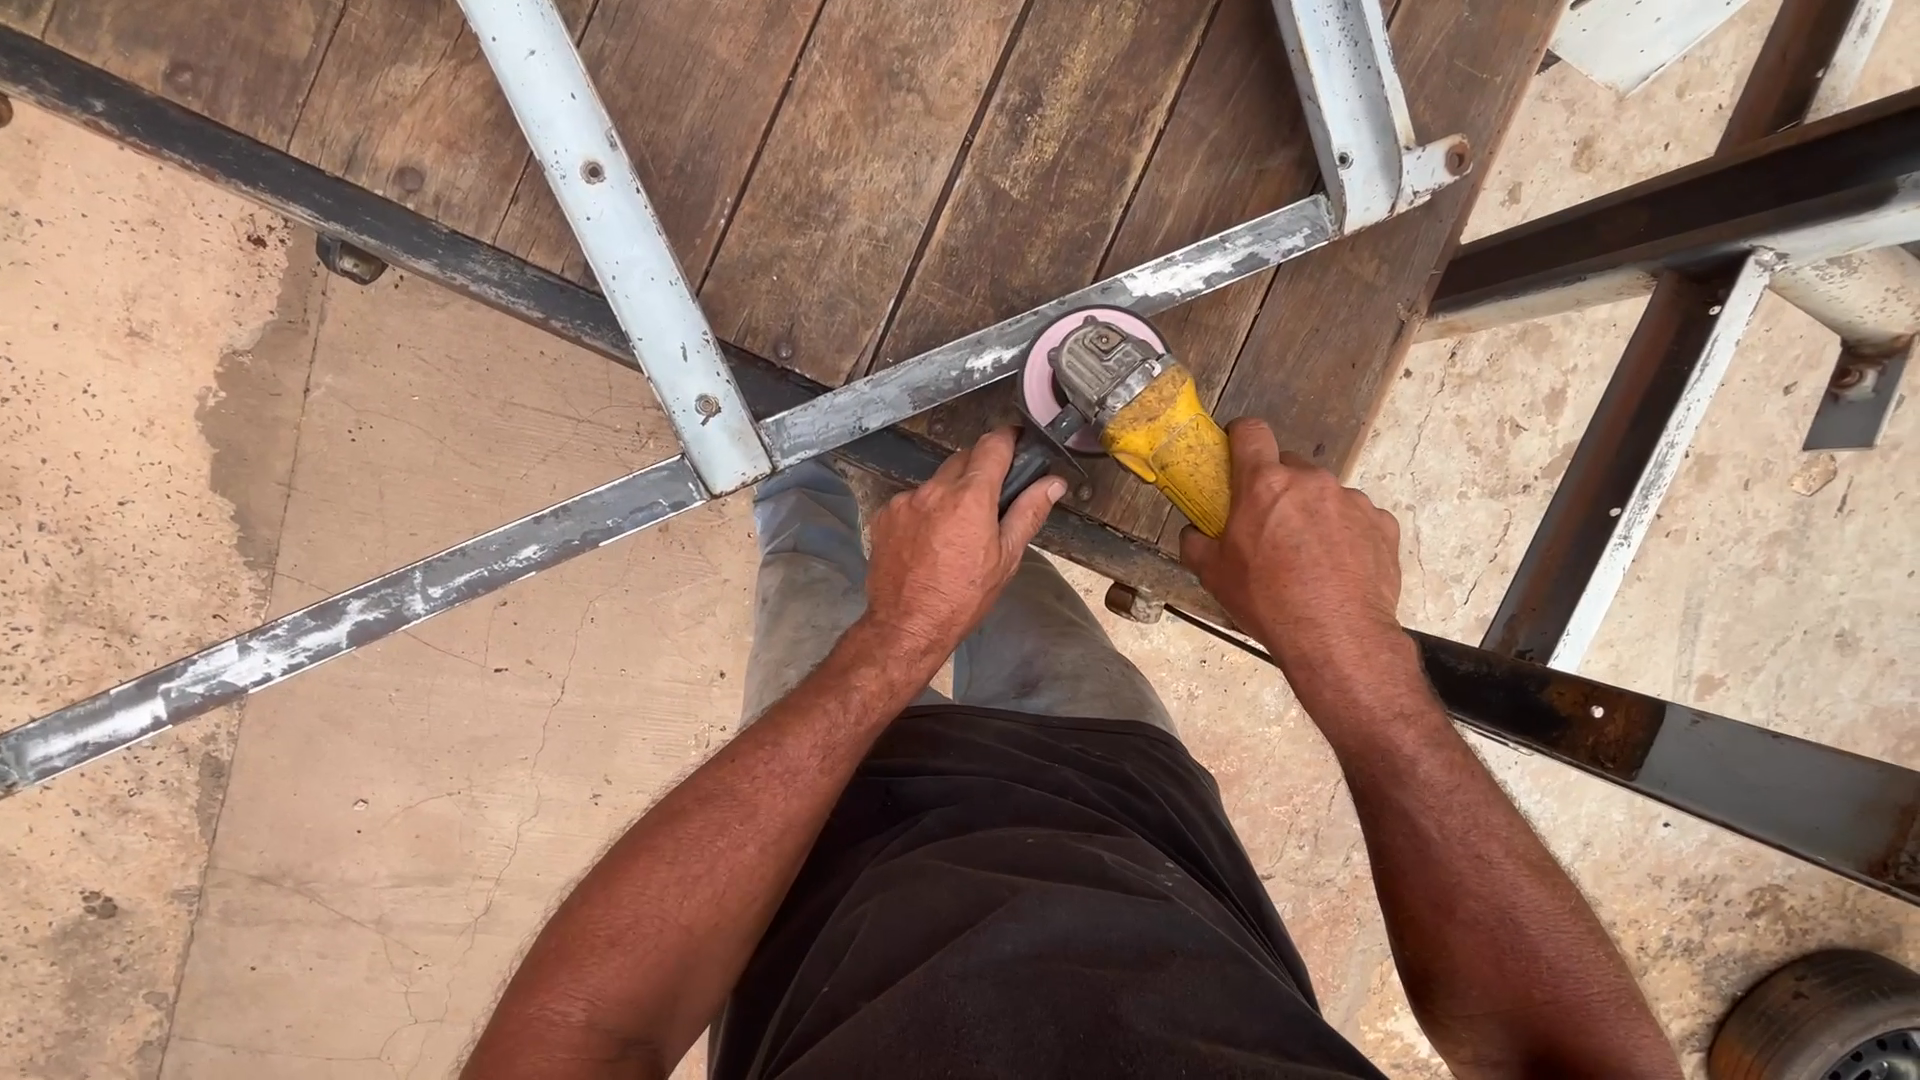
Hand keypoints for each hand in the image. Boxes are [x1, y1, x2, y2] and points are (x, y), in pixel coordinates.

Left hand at [863, 428, 1065, 657]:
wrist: (907, 625)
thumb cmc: (960, 599)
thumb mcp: (1006, 558)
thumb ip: (1028, 512)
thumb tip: (1052, 484)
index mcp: (970, 498)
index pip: (992, 445)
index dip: (1008, 440)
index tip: (1016, 443)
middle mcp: (934, 491)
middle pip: (963, 459)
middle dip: (980, 469)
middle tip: (991, 499)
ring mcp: (905, 501)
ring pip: (936, 481)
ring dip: (950, 493)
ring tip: (956, 530)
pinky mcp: (885, 514)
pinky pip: (911, 499)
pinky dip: (924, 510)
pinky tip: (929, 540)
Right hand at [1180, 419, 1408, 708]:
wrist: (1336, 636)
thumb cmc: (1267, 601)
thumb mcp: (1213, 576)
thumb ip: (1196, 543)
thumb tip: (1194, 533)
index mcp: (1264, 485)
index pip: (1251, 432)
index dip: (1241, 437)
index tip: (1237, 451)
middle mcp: (1311, 482)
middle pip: (1289, 466)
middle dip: (1277, 487)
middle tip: (1269, 526)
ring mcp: (1352, 501)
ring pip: (1324, 495)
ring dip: (1312, 513)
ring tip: (1307, 557)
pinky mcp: (1382, 525)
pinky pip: (1357, 519)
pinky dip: (1345, 535)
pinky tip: (1337, 568)